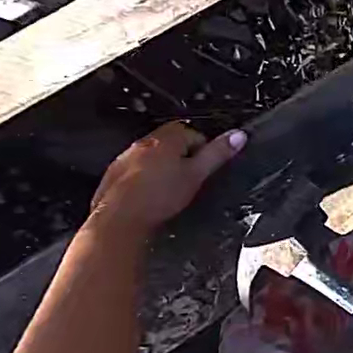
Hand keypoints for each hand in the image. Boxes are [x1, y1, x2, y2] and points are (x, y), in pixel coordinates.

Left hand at [87, 122, 246, 233]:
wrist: (120, 219)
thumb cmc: (159, 196)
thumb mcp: (196, 175)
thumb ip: (217, 154)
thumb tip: (238, 135)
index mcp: (167, 138)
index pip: (193, 133)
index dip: (203, 150)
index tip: (204, 167)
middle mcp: (144, 142)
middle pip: (171, 141)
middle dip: (182, 156)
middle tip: (189, 178)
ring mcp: (126, 157)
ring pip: (152, 155)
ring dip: (161, 165)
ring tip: (169, 189)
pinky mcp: (114, 174)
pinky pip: (134, 169)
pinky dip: (143, 178)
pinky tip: (149, 195)